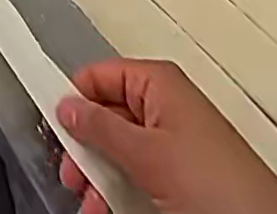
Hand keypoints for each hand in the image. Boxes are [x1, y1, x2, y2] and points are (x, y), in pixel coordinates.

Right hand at [56, 59, 276, 213]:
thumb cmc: (219, 186)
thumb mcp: (146, 153)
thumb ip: (100, 126)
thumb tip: (68, 106)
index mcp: (158, 83)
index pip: (99, 76)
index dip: (75, 99)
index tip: (56, 126)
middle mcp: (165, 106)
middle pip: (106, 115)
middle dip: (86, 148)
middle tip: (72, 175)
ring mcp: (175, 143)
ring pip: (120, 150)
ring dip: (100, 177)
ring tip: (92, 203)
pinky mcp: (184, 176)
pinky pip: (139, 173)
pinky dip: (121, 191)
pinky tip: (111, 209)